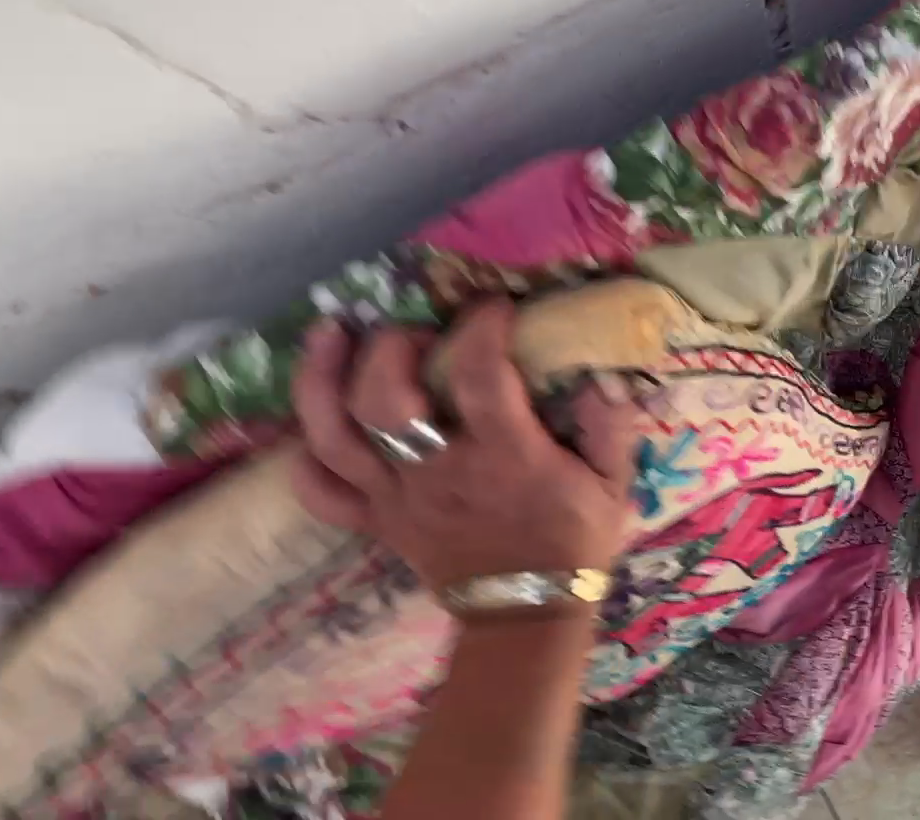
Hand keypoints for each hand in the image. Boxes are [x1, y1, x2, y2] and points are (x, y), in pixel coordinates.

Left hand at [287, 298, 640, 593]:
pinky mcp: (376, 522)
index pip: (481, 375)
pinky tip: (312, 421)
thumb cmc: (575, 539)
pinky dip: (303, 455)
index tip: (495, 307)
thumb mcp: (615, 482)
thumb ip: (613, 426)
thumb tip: (601, 376)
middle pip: (385, 398)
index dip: (482, 329)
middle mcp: (440, 470)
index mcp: (504, 455)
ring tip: (327, 334)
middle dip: (390, 347)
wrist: (529, 612)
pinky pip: (320, 493)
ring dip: (321, 380)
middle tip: (415, 328)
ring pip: (334, 437)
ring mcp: (398, 498)